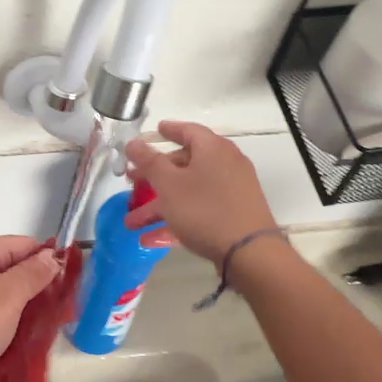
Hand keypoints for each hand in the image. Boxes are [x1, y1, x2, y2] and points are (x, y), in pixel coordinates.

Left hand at [0, 235, 59, 381]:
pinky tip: (11, 351)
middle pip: (11, 272)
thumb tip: (53, 255)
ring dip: (17, 318)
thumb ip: (33, 274)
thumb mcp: (7, 297)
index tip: (71, 292)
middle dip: (36, 295)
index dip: (51, 264)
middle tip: (59, 321)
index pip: (26, 245)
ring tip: (38, 340)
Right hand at [123, 120, 277, 264]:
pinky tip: (151, 239)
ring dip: (158, 206)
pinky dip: (175, 220)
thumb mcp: (169, 184)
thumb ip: (149, 162)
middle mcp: (225, 164)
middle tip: (132, 183)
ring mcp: (231, 191)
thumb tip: (133, 142)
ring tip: (132, 223)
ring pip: (188, 192)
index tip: (155, 130)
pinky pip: (198, 211)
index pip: (188, 131)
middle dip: (154, 177)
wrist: (248, 251)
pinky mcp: (232, 214)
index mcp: (212, 149)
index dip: (169, 130)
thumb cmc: (204, 210)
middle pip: (184, 164)